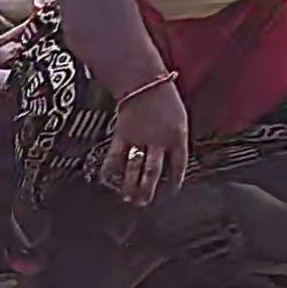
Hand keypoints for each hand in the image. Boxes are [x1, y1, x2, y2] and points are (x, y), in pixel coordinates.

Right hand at [103, 80, 188, 204]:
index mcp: (178, 136)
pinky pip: (115, 157)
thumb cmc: (164, 100)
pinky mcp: (121, 136)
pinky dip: (111, 170)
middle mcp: (159, 140)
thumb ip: (173, 141)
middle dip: (148, 189)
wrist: (144, 84)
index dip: (175, 180)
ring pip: (134, 167)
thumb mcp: (178, 120)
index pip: (178, 164)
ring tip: (127, 197)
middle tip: (143, 203)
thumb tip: (167, 162)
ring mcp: (138, 139)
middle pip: (153, 170)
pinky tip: (108, 180)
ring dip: (130, 184)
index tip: (170, 192)